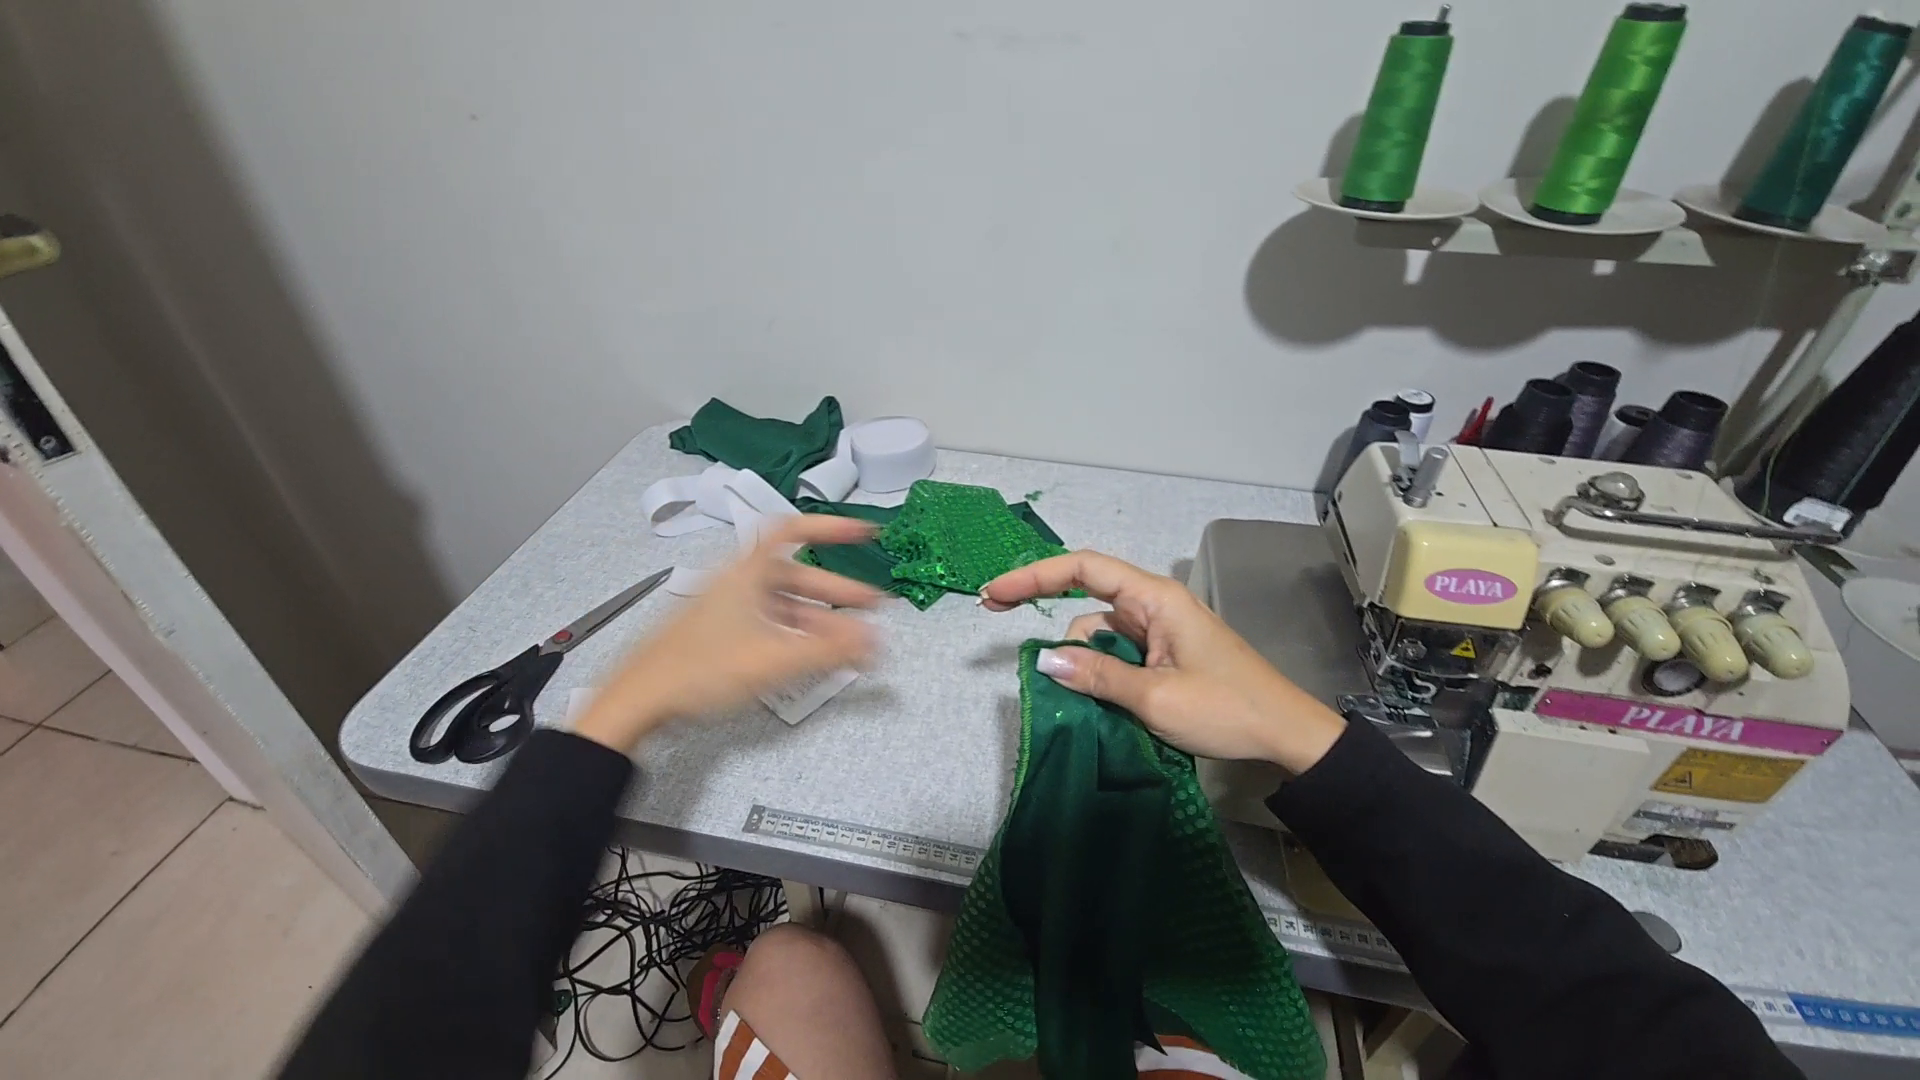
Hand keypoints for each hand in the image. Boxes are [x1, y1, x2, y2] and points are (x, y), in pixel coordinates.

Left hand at [574, 516, 882, 751]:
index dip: (832, 528)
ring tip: (848, 639)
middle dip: (838, 589)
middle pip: (797, 575)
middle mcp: (738, 583)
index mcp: (747, 572)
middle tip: (870, 605)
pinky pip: (770, 623)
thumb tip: (875, 641)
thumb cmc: (696, 669)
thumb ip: (831, 651)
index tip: (862, 532)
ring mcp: (727, 608)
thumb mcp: (774, 660)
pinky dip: (796, 634)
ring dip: (820, 618)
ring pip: (785, 604)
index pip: (794, 531)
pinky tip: (811, 656)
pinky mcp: (720, 634)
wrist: (639, 700)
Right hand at [982, 551, 1344, 773]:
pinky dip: (1096, 666)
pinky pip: (1115, 649)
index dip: (1033, 575)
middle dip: (1042, 600)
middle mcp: (1153, 604)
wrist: (1285, 734)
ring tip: (1077, 693)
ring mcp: (1158, 629)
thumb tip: (1044, 658)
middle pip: (1085, 592)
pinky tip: (1091, 693)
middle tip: (996, 614)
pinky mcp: (1162, 653)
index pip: (1083, 568)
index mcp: (1155, 599)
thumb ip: (1097, 675)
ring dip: (1078, 653)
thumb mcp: (1156, 697)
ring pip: (1098, 628)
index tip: (995, 592)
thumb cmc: (1227, 709)